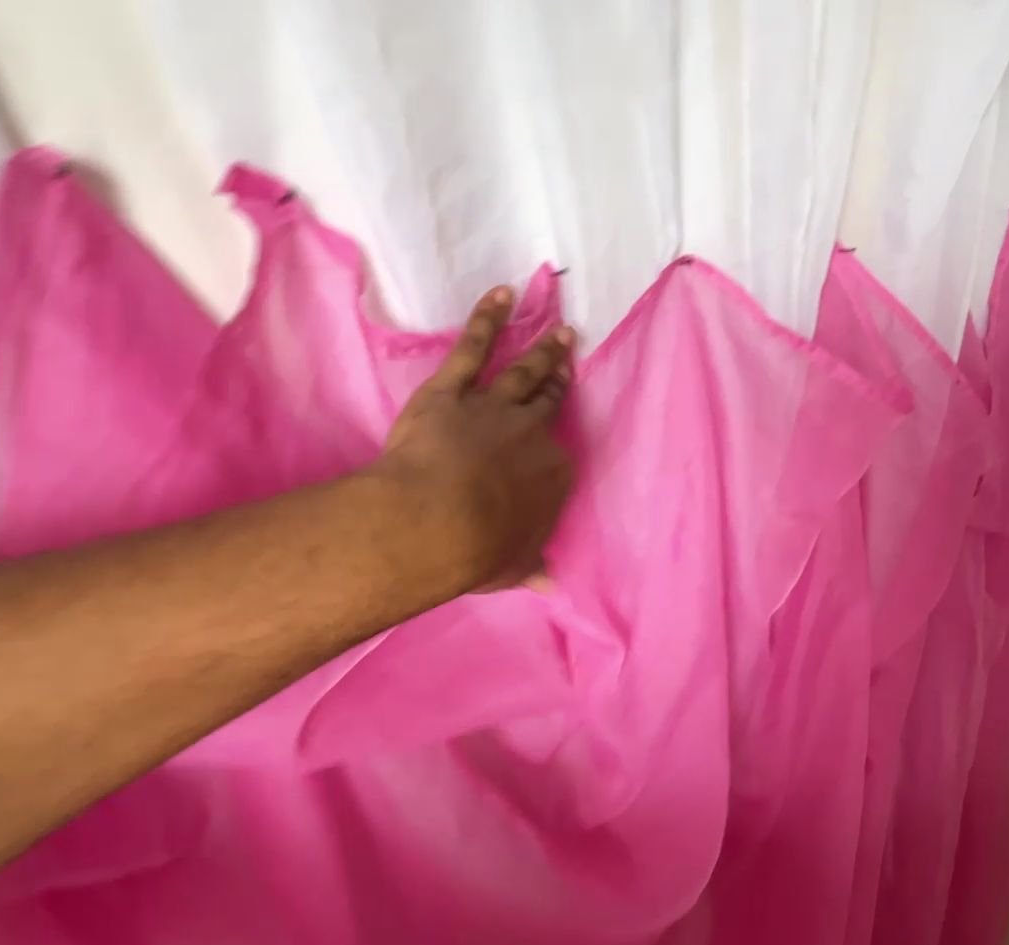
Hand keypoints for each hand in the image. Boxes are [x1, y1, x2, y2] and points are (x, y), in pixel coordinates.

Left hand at [373, 286, 574, 594]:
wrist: (437, 520)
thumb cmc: (479, 551)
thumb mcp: (511, 567)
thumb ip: (530, 567)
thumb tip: (549, 585)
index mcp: (550, 476)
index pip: (557, 460)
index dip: (553, 450)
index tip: (552, 445)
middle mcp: (531, 435)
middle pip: (548, 403)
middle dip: (560, 379)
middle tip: (571, 354)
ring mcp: (494, 408)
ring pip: (523, 373)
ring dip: (541, 350)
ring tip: (557, 330)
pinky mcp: (453, 391)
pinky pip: (474, 348)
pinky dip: (487, 320)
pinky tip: (501, 296)